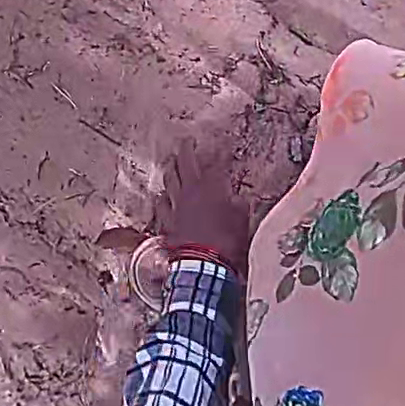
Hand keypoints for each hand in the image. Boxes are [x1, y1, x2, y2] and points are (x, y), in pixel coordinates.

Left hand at [155, 138, 250, 271]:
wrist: (203, 263)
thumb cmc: (228, 240)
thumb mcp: (242, 221)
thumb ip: (239, 206)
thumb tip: (238, 199)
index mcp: (210, 187)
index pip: (216, 165)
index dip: (220, 155)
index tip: (224, 147)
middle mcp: (190, 190)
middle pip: (184, 163)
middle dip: (186, 149)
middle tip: (187, 141)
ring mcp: (175, 204)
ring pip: (169, 180)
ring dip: (171, 170)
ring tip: (171, 163)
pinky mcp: (167, 220)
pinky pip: (162, 204)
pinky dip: (163, 198)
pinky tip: (163, 196)